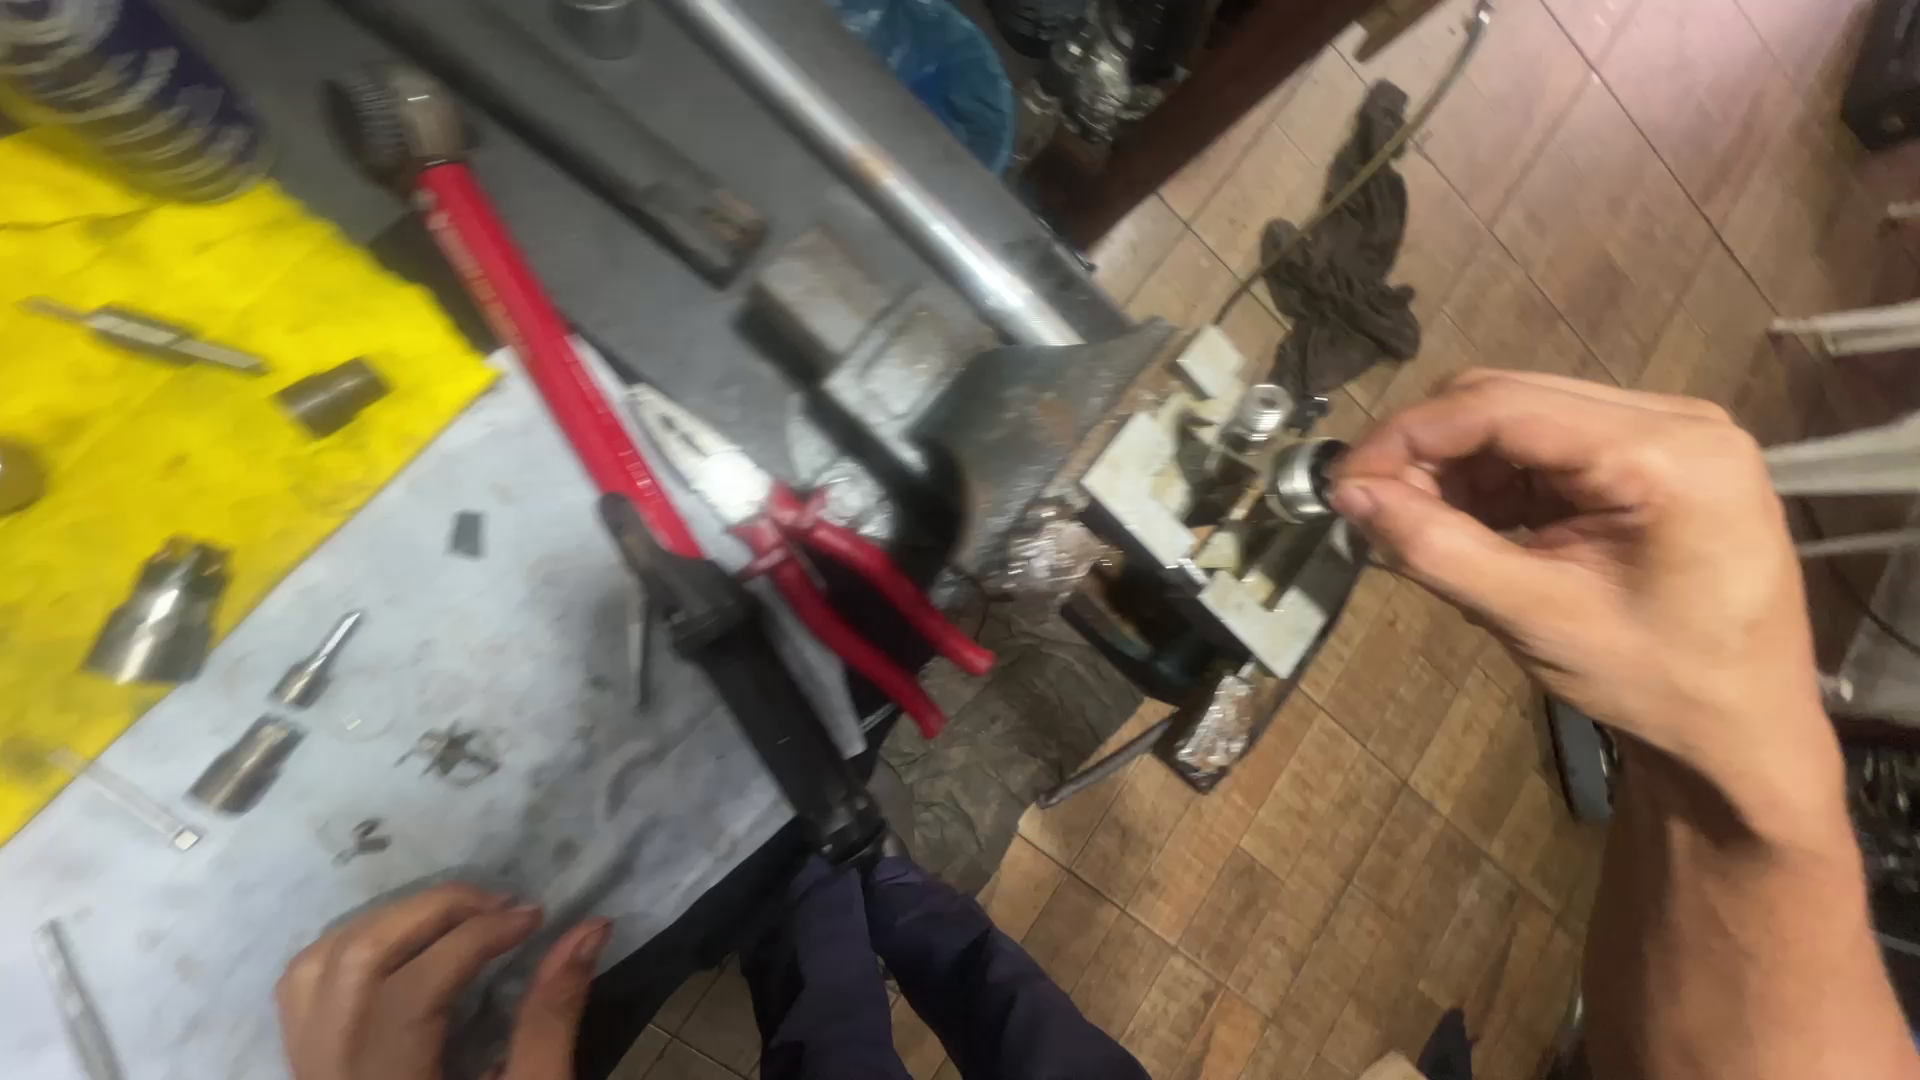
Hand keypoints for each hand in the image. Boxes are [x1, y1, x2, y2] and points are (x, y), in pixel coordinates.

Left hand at [276, 884, 610, 1079]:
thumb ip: (552, 1017)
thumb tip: (591, 927)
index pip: (413, 989)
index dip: (477, 935)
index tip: (536, 916)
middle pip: (355, 962)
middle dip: (435, 910)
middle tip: (500, 904)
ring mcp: (304, 1076)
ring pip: (315, 968)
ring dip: (392, 921)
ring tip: (459, 917)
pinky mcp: (306, 1070)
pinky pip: (303, 988)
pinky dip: (358, 945)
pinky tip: (415, 944)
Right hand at [1328, 370, 1836, 817]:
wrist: (1737, 723)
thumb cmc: (1653, 678)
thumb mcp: (1530, 615)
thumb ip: (1433, 547)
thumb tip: (1347, 494)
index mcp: (1663, 452)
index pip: (1498, 406)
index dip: (1405, 437)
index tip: (1343, 484)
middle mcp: (1666, 419)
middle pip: (1499, 398)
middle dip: (1421, 450)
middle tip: (1374, 508)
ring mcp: (1653, 433)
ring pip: (1504, 416)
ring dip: (1445, 466)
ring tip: (1420, 526)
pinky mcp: (1634, 455)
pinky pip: (1525, 444)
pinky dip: (1476, 479)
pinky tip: (1463, 524)